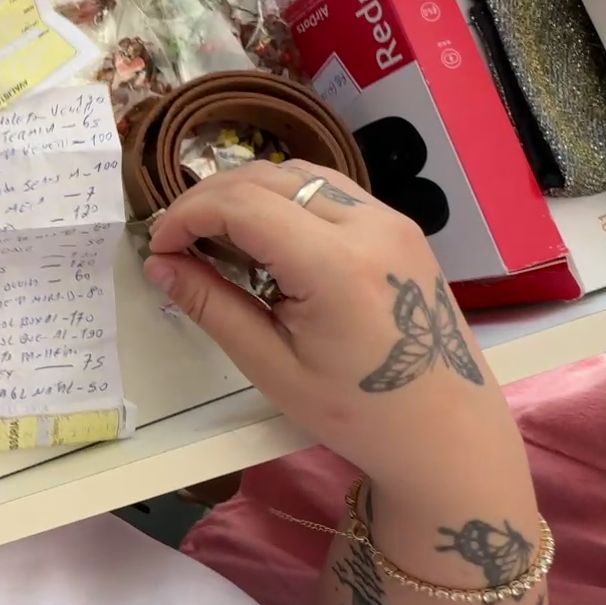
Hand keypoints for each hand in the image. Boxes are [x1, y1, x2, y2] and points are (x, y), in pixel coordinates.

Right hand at [144, 159, 512, 481]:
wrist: (447, 432)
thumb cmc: (355, 411)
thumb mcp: (269, 364)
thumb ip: (210, 305)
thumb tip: (158, 265)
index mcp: (335, 265)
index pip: (240, 204)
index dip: (185, 216)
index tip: (158, 248)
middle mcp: (368, 224)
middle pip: (263, 177)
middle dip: (204, 200)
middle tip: (174, 240)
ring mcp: (389, 219)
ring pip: (293, 172)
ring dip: (239, 193)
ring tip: (210, 235)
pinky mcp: (395, 225)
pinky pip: (323, 187)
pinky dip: (276, 196)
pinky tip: (258, 234)